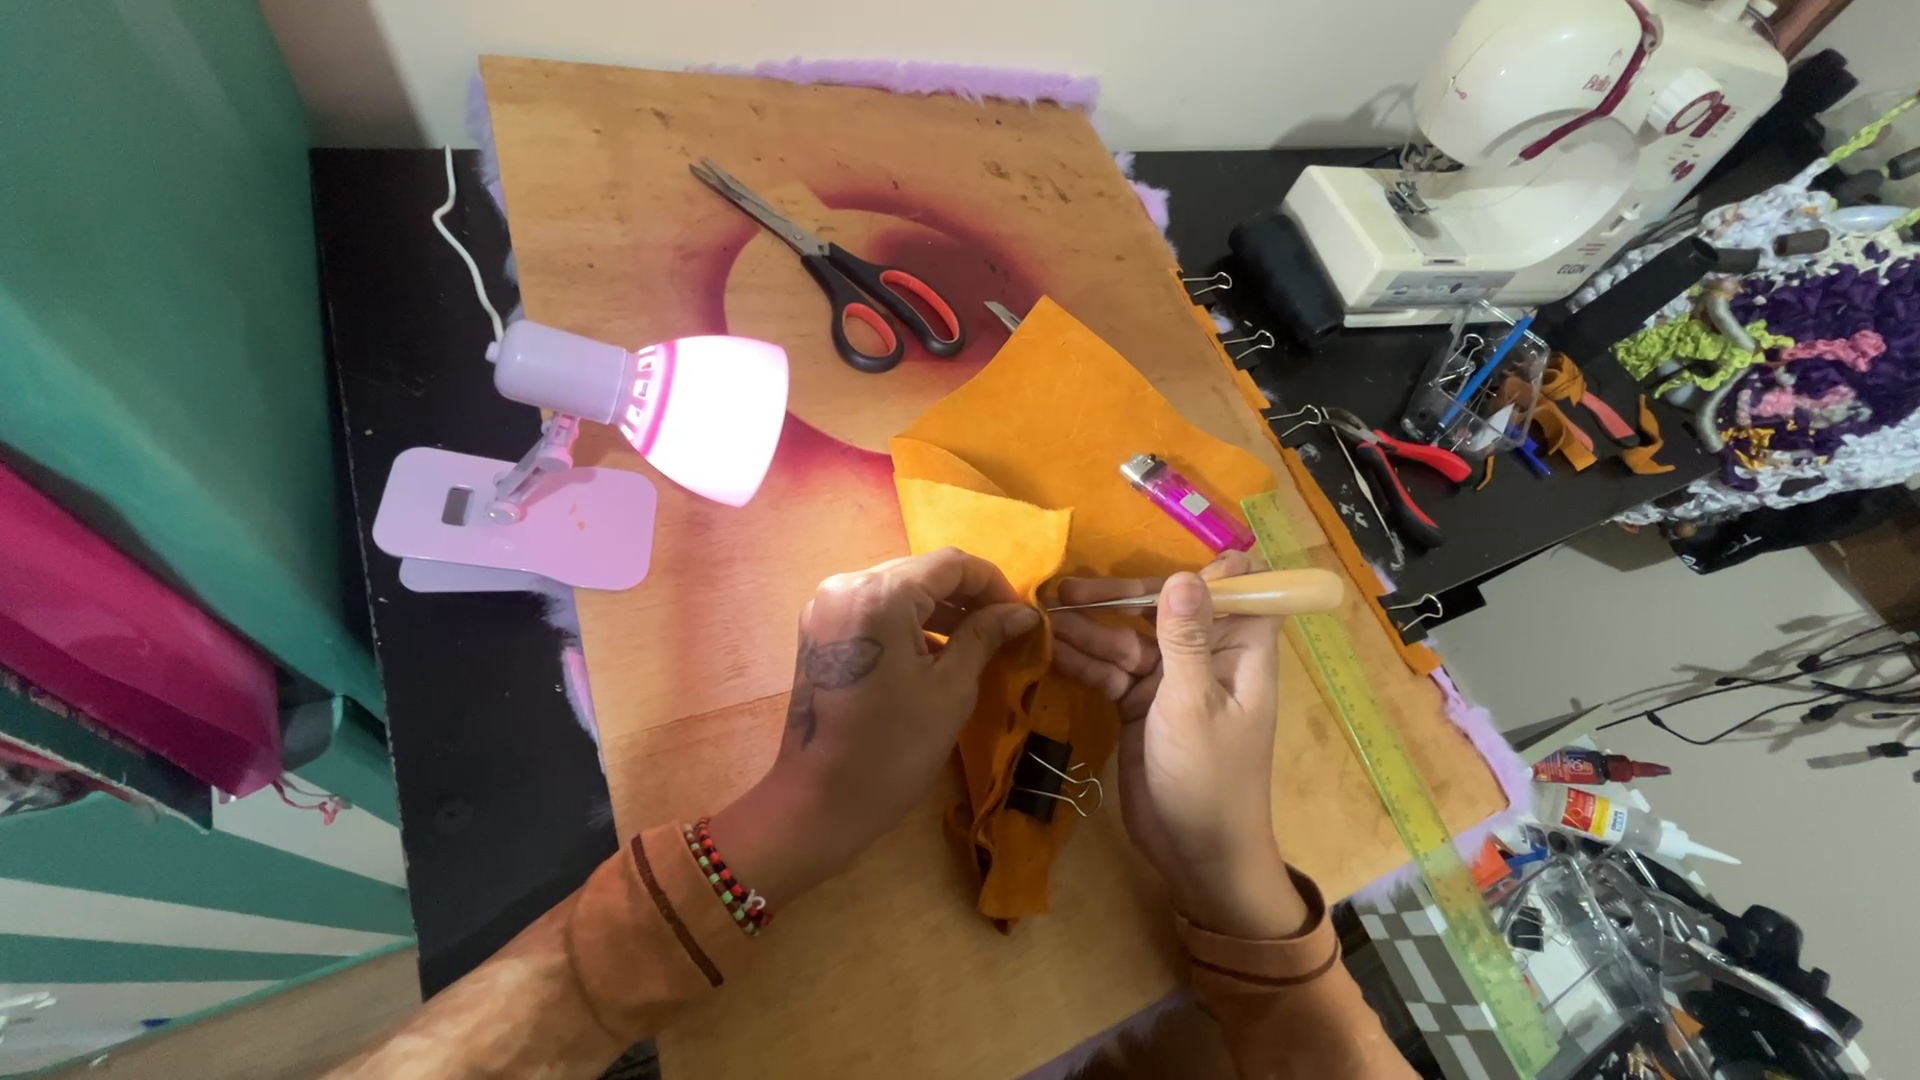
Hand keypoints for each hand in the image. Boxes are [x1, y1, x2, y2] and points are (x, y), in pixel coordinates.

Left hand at [710, 548, 1039, 904]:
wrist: (821, 801)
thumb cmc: (894, 749)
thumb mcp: (951, 689)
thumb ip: (985, 636)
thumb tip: (1024, 612)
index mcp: (879, 595)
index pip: (950, 564)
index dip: (992, 582)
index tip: (1020, 613)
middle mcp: (846, 585)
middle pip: (921, 571)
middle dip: (967, 594)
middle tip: (1004, 626)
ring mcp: (827, 606)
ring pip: (899, 587)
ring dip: (939, 607)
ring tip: (977, 638)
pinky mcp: (820, 629)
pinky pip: (875, 607)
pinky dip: (909, 620)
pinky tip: (936, 648)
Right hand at [1052, 551, 1307, 938]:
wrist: (1194, 854)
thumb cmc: (1209, 778)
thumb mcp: (1194, 704)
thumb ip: (1185, 638)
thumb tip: (1187, 574)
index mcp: (1238, 651)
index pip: (1236, 591)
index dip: (1208, 570)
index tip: (1162, 557)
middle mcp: (1204, 657)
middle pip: (1161, 610)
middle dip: (1116, 599)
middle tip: (1065, 591)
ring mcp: (1168, 681)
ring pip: (1126, 640)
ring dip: (1087, 631)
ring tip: (1043, 617)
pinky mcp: (1138, 704)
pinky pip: (1108, 671)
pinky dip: (1082, 662)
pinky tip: (1050, 648)